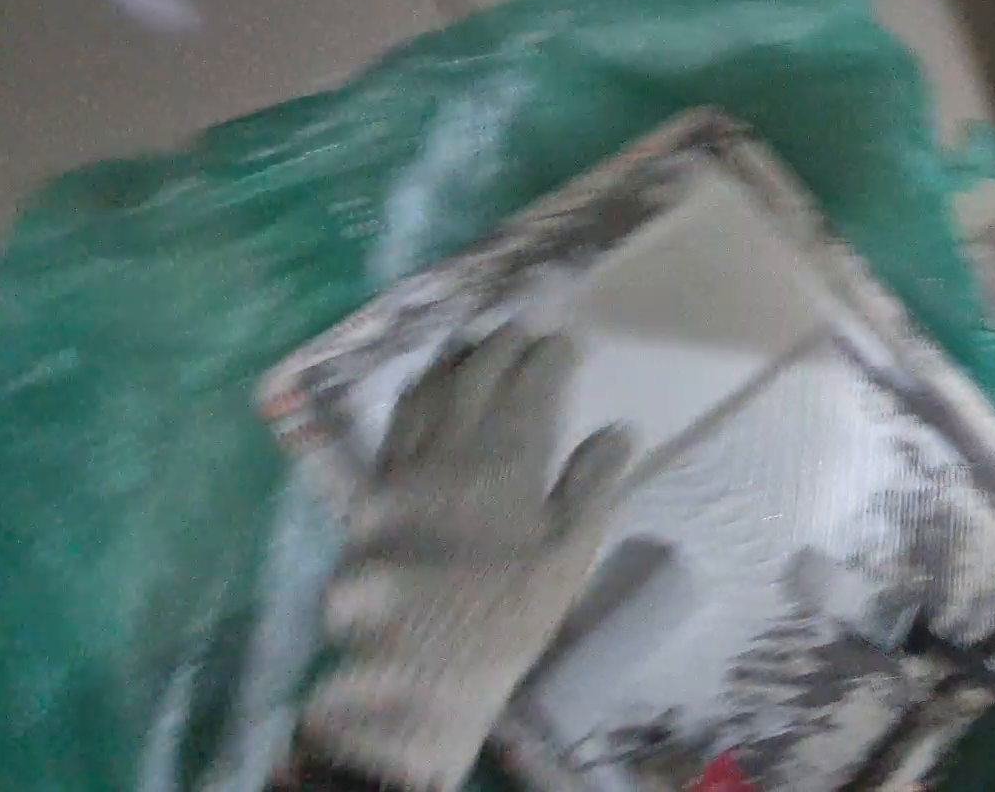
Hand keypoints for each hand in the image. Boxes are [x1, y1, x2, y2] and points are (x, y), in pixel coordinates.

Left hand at [298, 327, 628, 790]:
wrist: (417, 674)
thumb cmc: (509, 609)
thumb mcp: (571, 550)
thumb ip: (593, 482)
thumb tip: (619, 428)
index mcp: (507, 459)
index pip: (533, 385)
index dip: (553, 354)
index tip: (570, 336)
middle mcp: (452, 449)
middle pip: (478, 374)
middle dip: (506, 340)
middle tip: (529, 320)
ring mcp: (406, 467)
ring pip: (430, 390)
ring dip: (459, 355)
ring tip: (478, 335)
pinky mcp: (374, 492)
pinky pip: (396, 422)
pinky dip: (417, 391)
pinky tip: (426, 384)